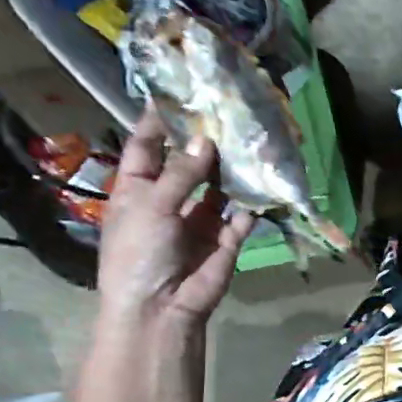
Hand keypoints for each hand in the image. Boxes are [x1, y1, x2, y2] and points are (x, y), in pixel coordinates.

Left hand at [96, 115, 255, 329]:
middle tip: (226, 110)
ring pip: (219, 187)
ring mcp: (199, 221)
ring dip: (232, 168)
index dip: (158, 121)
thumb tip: (206, 139)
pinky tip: (264, 178)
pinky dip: (252, 201)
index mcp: (137, 190)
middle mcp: (169, 200)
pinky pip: (242, 215)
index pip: (146, 147)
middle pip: (189, 163)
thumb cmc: (139, 253)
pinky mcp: (226, 240)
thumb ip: (181, 172)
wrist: (160, 310)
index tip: (176, 91)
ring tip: (250, 138)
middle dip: (205, 140)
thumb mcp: (151, 204)